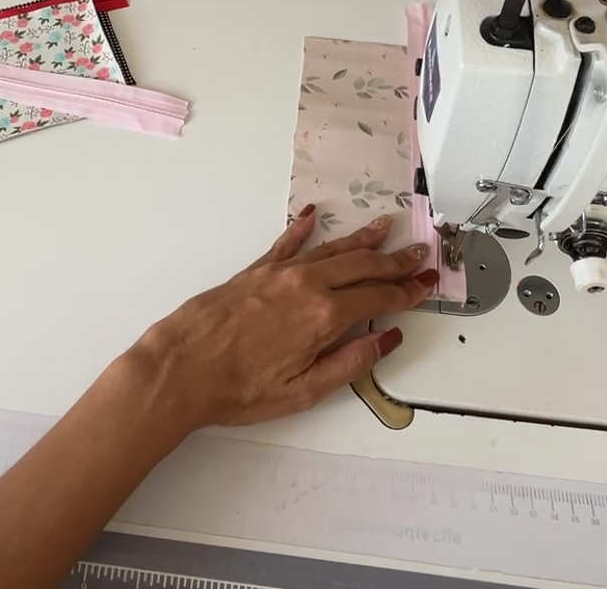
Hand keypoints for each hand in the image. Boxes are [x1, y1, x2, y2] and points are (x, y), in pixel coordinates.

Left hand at [122, 205, 435, 432]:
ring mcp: (281, 273)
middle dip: (395, 259)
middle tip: (419, 251)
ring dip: (362, 238)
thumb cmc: (240, 387)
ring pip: (332, 248)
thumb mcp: (305, 391)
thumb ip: (350, 363)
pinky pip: (288, 242)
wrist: (182, 366)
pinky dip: (303, 228)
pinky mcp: (257, 270)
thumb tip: (387, 340)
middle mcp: (308, 285)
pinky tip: (313, 216)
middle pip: (362, 265)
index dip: (406, 291)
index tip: (425, 283)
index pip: (379, 297)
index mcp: (325, 316)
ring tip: (385, 226)